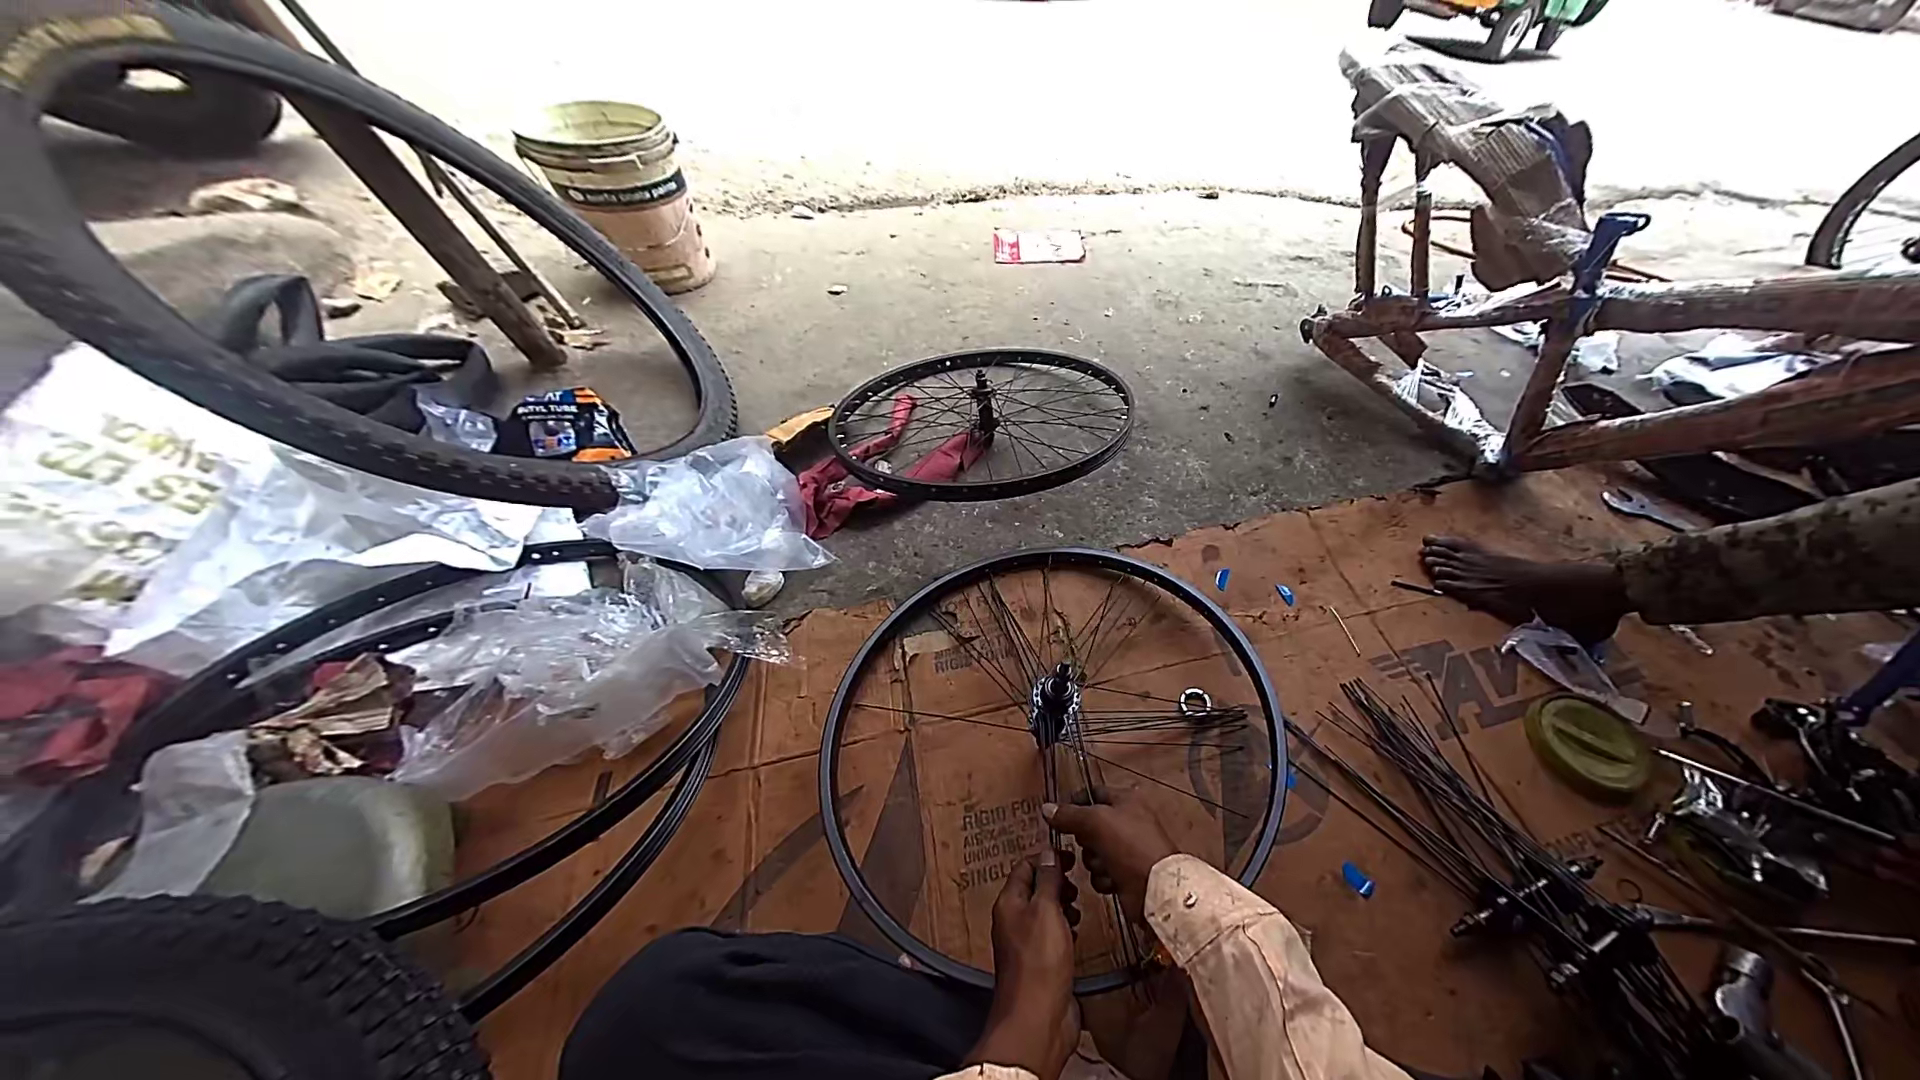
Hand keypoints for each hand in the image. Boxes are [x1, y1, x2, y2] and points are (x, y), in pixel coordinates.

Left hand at [965, 850, 1079, 1079]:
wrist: (1038, 1019)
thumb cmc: (1039, 961)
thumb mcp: (1046, 910)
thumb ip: (1048, 880)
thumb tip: (1047, 853)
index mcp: (1009, 902)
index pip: (1025, 867)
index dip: (1046, 859)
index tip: (1069, 858)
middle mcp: (1014, 919)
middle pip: (1035, 889)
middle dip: (1057, 883)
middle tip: (1075, 886)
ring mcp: (1026, 942)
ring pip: (1045, 912)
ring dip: (1063, 906)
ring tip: (1077, 911)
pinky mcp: (1040, 962)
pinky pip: (1052, 935)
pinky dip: (1065, 929)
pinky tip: (1076, 934)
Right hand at [1042, 795, 1177, 924]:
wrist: (1156, 890)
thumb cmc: (1129, 845)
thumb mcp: (1095, 822)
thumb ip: (1068, 814)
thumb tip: (1045, 809)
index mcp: (1126, 799)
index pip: (1093, 793)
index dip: (1075, 802)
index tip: (1060, 816)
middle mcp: (1127, 821)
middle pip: (1090, 824)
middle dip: (1084, 838)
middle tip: (1087, 844)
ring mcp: (1128, 848)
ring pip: (1094, 851)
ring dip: (1093, 861)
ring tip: (1103, 866)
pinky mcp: (1127, 873)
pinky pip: (1102, 872)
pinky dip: (1103, 878)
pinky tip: (1110, 881)